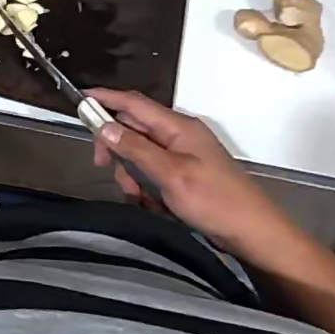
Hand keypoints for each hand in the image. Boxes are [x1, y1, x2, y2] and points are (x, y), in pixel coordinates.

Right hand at [87, 88, 293, 249]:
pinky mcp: (184, 173)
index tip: (80, 99)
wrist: (254, 234)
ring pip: (138, 153)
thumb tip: (105, 126)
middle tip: (104, 168)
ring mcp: (182, 154)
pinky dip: (145, 185)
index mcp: (178, 127)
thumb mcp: (170, 175)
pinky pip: (151, 171)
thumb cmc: (216, 201)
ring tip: (139, 196)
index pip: (133, 103)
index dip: (105, 98)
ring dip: (130, 173)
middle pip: (132, 128)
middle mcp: (178, 135)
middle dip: (116, 149)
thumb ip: (135, 148)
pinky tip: (152, 202)